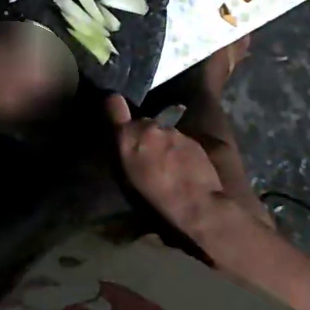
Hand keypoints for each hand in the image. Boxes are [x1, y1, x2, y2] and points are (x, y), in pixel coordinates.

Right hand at [107, 94, 237, 239]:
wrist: (196, 206)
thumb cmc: (152, 201)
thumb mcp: (124, 179)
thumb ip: (120, 151)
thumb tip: (120, 137)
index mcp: (126, 136)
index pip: (113, 102)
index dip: (114, 107)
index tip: (116, 113)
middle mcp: (148, 126)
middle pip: (141, 122)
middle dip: (143, 135)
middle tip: (147, 156)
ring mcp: (172, 130)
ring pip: (162, 131)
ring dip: (162, 143)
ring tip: (167, 166)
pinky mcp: (191, 138)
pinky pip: (180, 140)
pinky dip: (179, 150)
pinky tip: (183, 168)